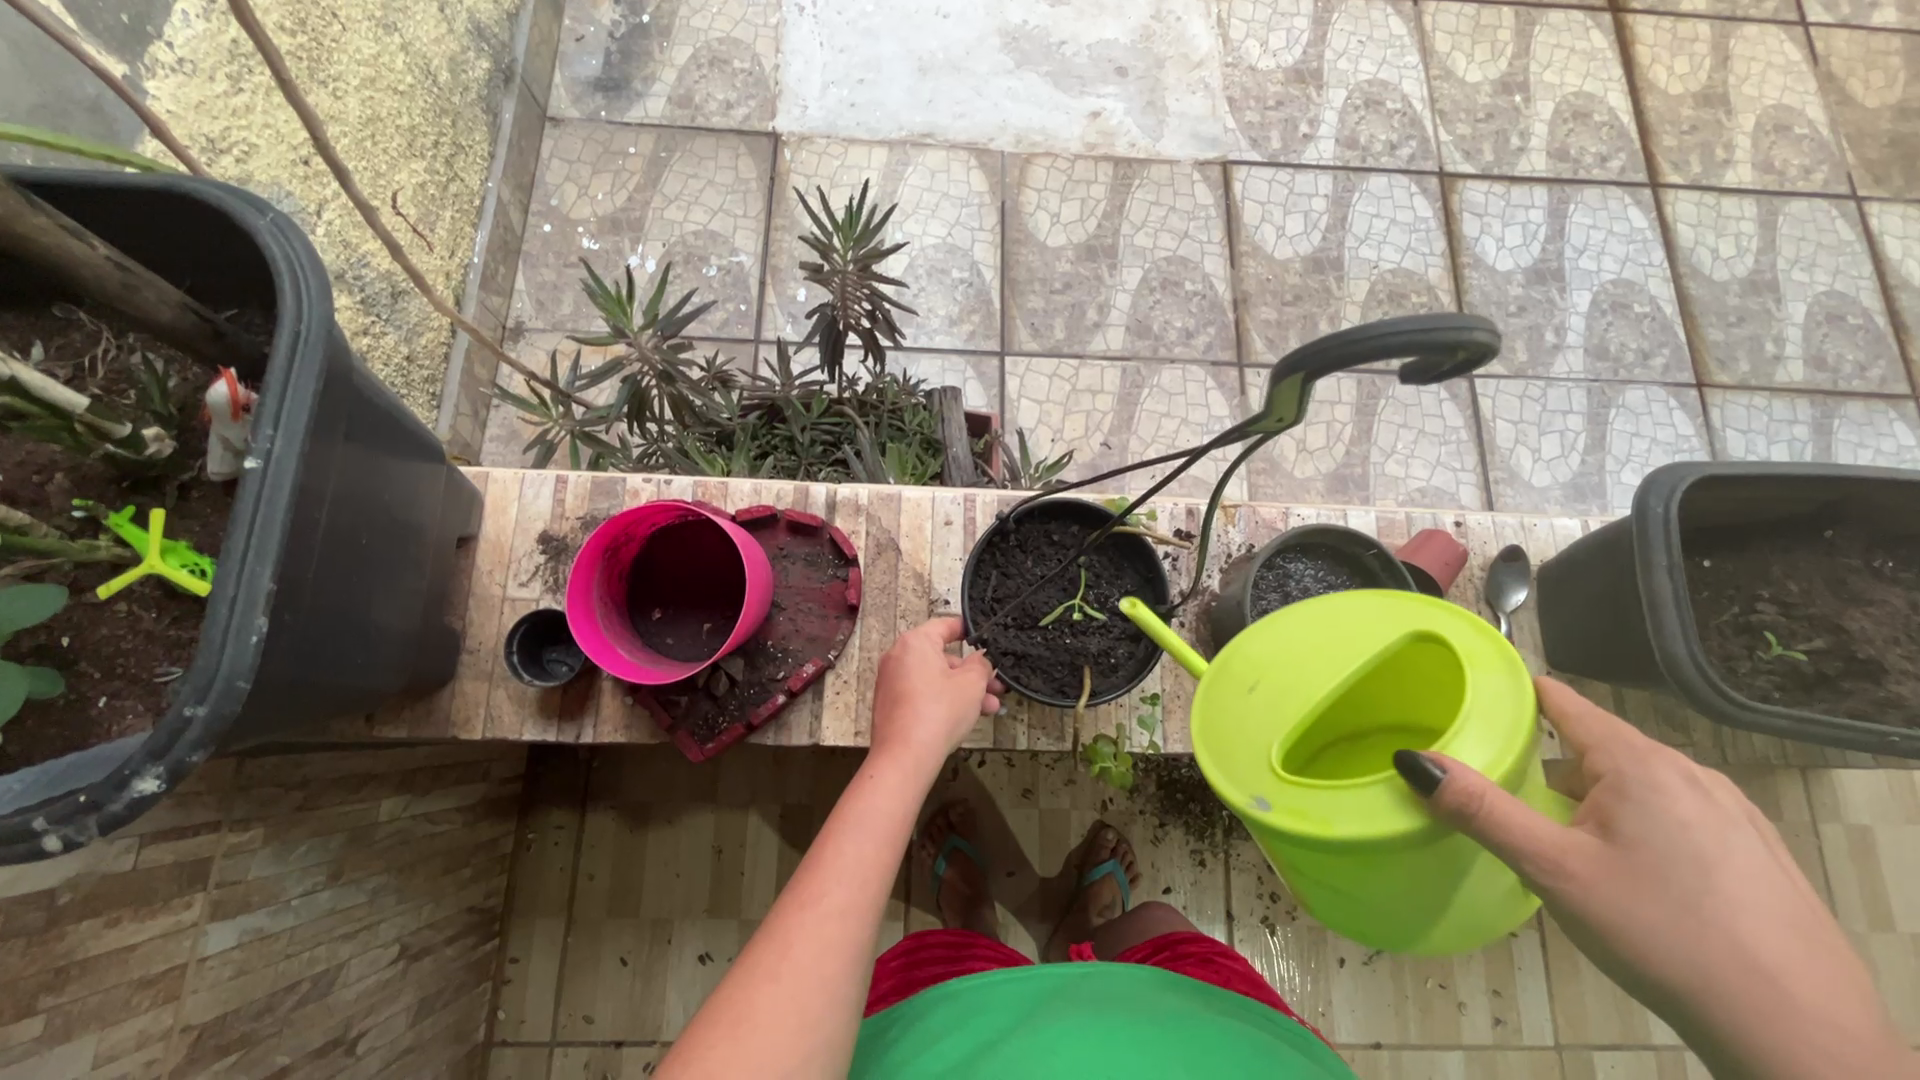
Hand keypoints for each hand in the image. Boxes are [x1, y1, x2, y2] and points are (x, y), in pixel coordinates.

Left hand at [869, 617, 1002, 769]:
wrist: (905, 756)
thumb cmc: (938, 712)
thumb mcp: (972, 683)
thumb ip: (981, 665)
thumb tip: (980, 660)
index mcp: (915, 642)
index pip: (945, 625)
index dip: (968, 629)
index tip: (983, 636)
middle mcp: (898, 657)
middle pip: (942, 657)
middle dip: (972, 673)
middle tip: (996, 686)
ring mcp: (892, 682)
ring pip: (935, 679)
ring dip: (963, 690)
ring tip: (990, 708)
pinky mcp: (891, 705)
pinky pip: (923, 694)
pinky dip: (944, 700)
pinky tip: (968, 717)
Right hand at [1396, 676, 1912, 1079]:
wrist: (1795, 1029)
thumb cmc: (1659, 933)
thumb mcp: (1553, 871)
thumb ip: (1482, 809)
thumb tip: (1413, 758)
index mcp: (1638, 763)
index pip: (1565, 701)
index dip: (1516, 692)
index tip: (1474, 697)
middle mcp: (1689, 772)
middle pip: (1598, 744)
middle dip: (1547, 757)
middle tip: (1502, 785)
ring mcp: (1731, 810)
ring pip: (1638, 780)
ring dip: (1592, 792)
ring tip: (1557, 831)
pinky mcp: (1755, 849)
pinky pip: (1676, 810)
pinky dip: (1636, 818)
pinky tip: (1631, 868)